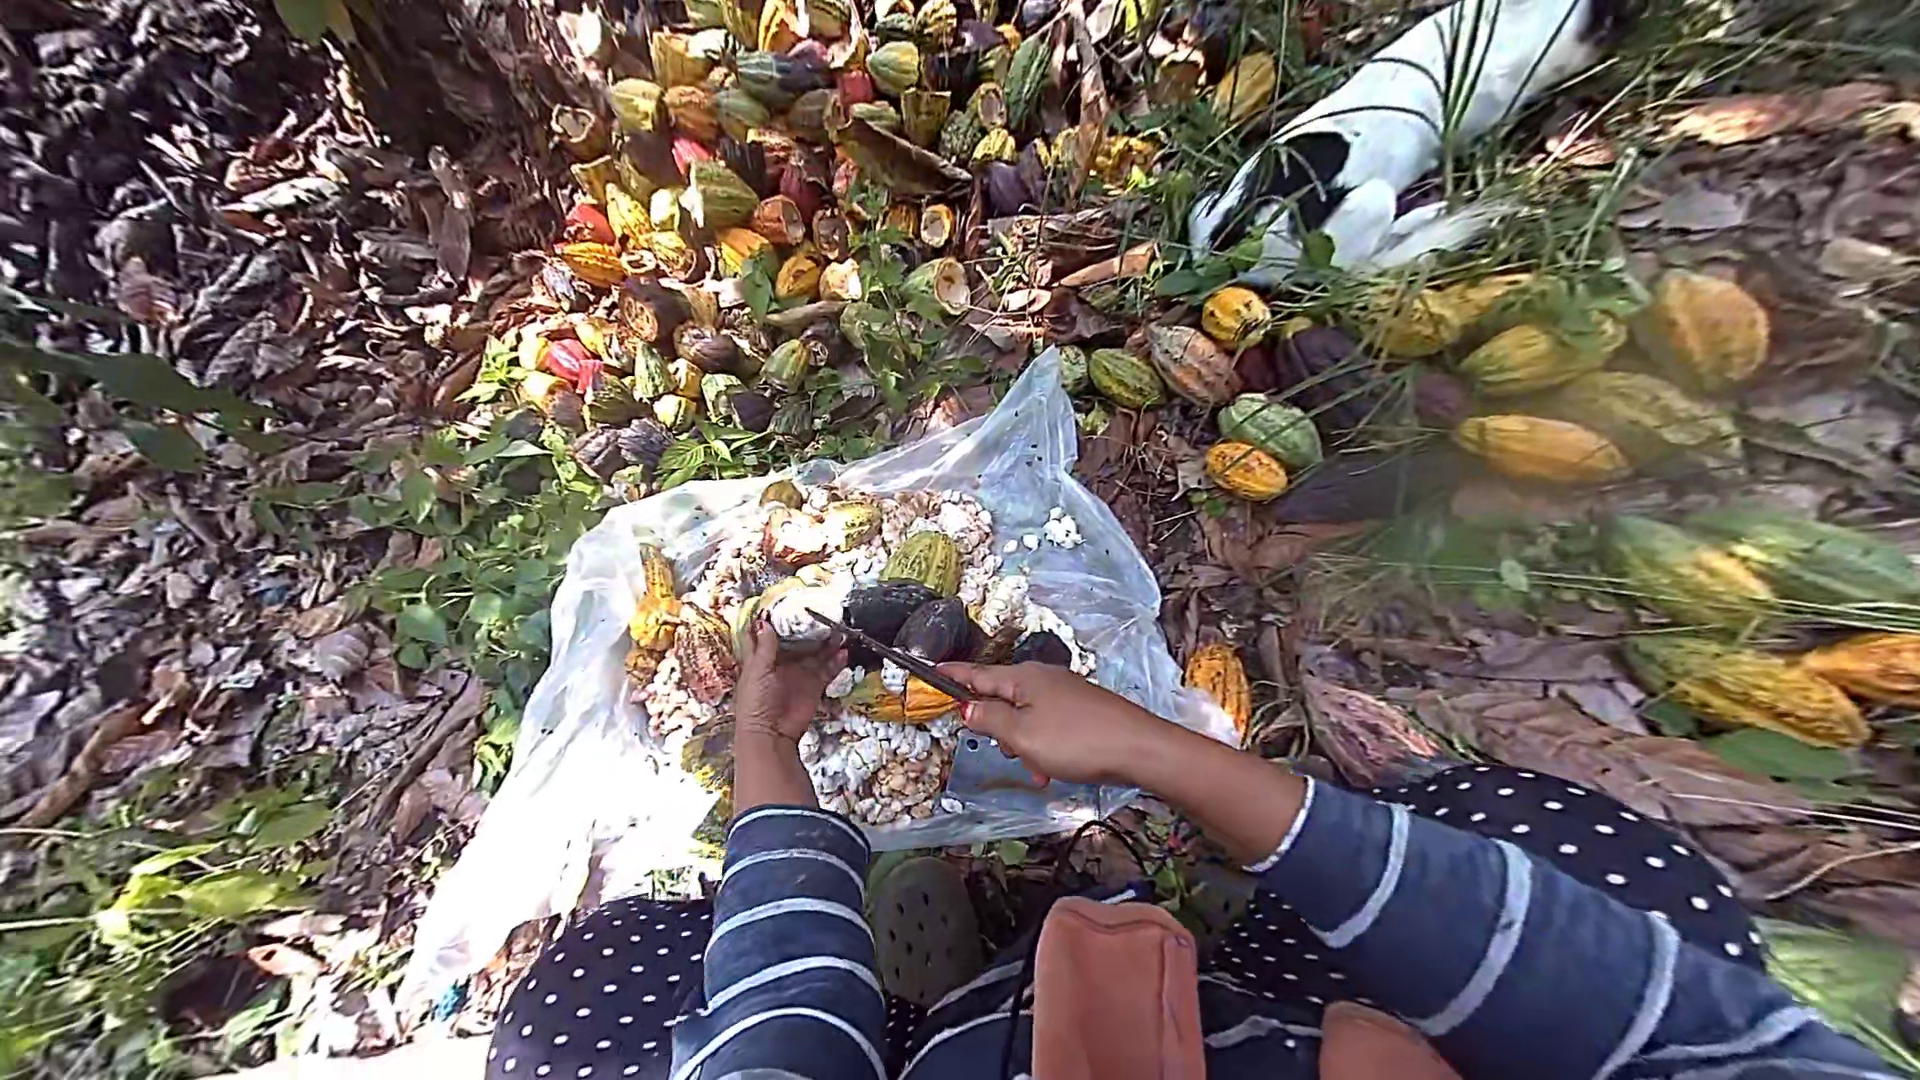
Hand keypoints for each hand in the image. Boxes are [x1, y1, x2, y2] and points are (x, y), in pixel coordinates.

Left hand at [734, 619, 846, 743]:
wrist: (771, 734)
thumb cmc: (756, 703)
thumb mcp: (758, 671)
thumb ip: (765, 647)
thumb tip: (765, 621)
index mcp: (764, 658)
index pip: (771, 635)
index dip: (779, 621)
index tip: (789, 604)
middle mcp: (783, 663)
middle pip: (799, 641)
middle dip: (811, 629)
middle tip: (824, 616)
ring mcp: (800, 674)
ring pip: (817, 653)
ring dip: (828, 643)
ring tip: (840, 631)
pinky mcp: (814, 686)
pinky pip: (828, 669)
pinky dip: (836, 661)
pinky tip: (843, 652)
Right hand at [936, 662, 1177, 786]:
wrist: (1138, 747)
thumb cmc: (1075, 740)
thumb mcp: (1022, 734)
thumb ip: (989, 719)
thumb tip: (967, 707)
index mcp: (1022, 679)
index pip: (976, 674)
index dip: (952, 676)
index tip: (931, 671)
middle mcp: (1041, 678)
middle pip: (1001, 698)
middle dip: (996, 727)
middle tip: (1006, 752)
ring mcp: (1063, 692)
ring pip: (1024, 716)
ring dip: (1022, 743)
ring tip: (1038, 768)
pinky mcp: (1080, 708)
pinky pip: (1046, 724)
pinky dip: (1042, 745)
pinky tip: (1053, 767)